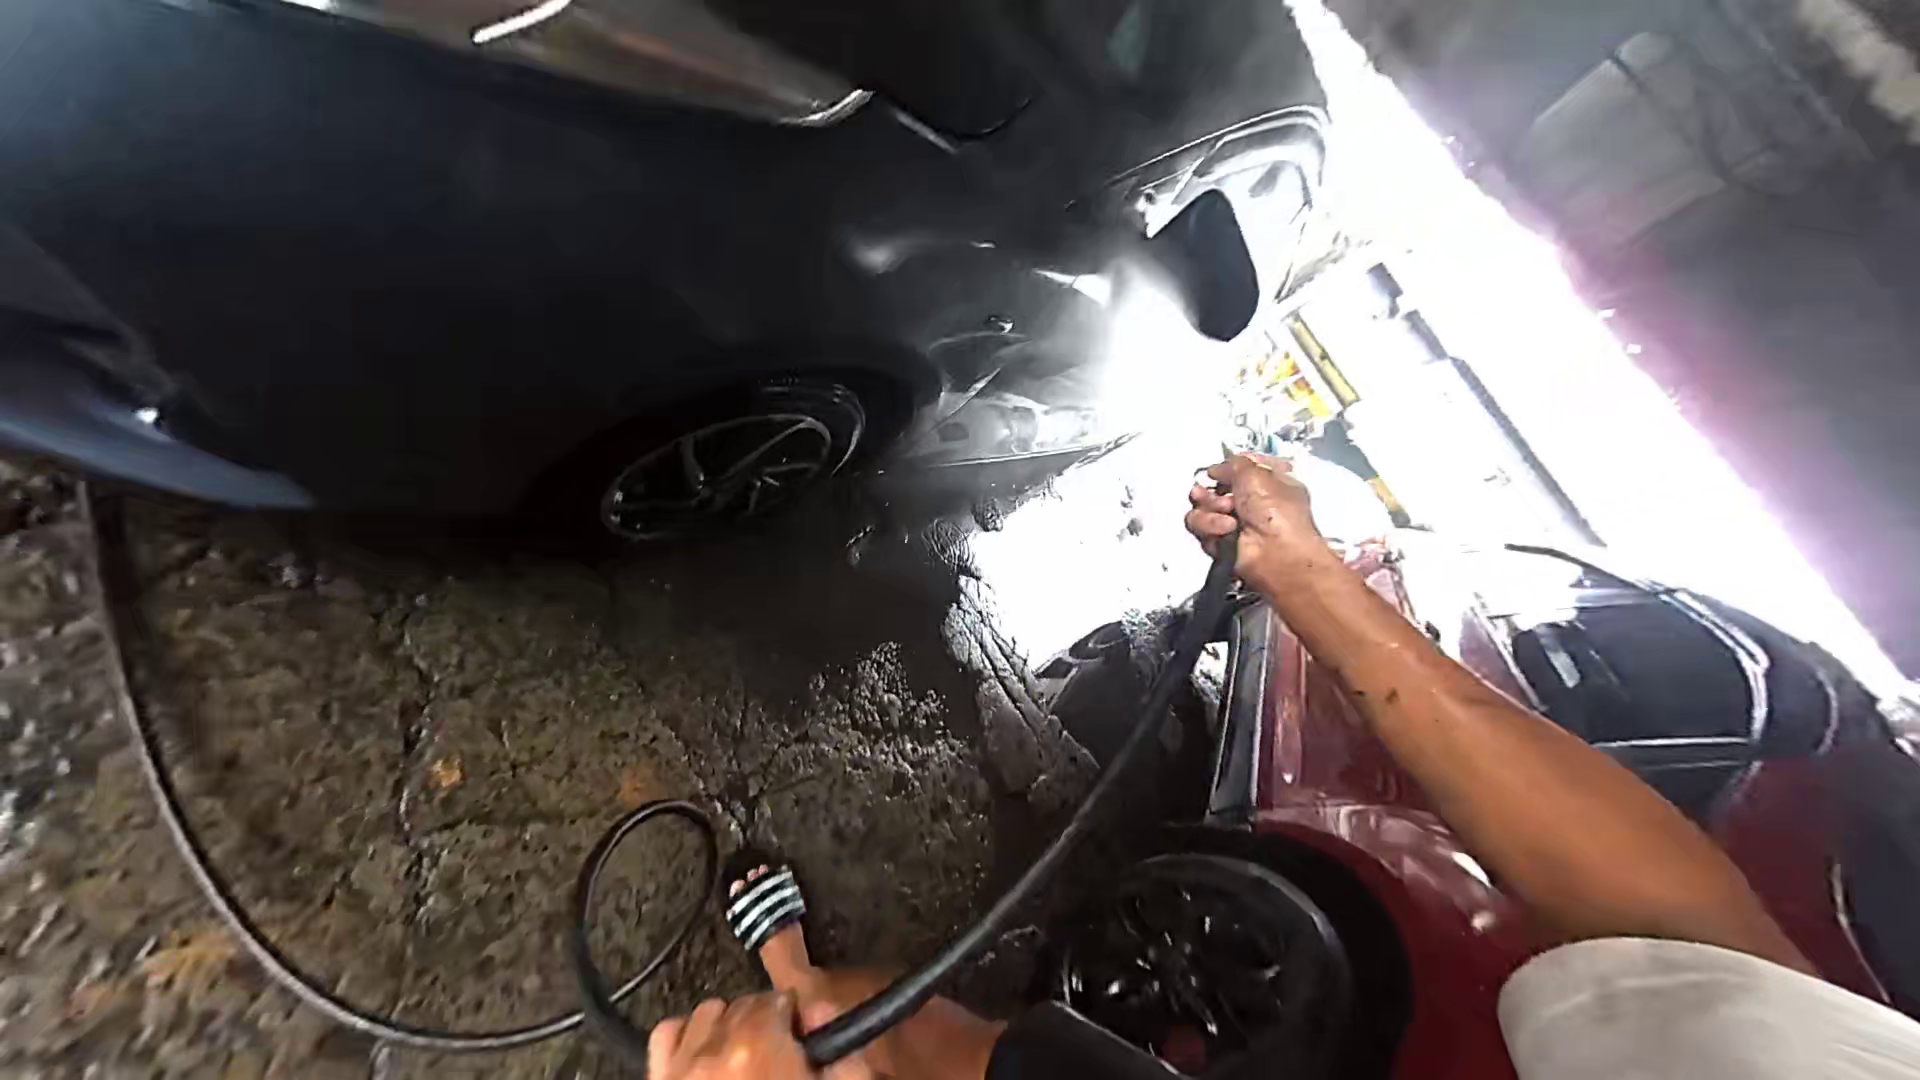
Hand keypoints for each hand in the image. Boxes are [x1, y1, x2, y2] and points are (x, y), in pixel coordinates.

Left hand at [648, 993, 871, 1079]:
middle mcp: (712, 1051)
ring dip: (724, 1029)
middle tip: (776, 1059)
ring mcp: (677, 1075)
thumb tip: (820, 1011)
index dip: (795, 1019)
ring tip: (740, 1063)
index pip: (778, 999)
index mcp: (758, 1046)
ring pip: (705, 1015)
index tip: (802, 1042)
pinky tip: (702, 1066)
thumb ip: (843, 1053)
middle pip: (743, 1005)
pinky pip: (665, 1038)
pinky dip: (685, 1042)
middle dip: (762, 1023)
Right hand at [1185, 454, 1333, 593]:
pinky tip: (1226, 529)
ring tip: (1228, 517)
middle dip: (1212, 491)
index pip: (1239, 469)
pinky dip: (1210, 525)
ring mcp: (1232, 522)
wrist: (1274, 551)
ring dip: (1211, 509)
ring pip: (1201, 506)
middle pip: (1214, 487)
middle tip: (1218, 497)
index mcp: (1268, 483)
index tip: (1219, 470)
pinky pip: (1198, 525)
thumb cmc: (1274, 509)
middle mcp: (1249, 502)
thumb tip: (1214, 470)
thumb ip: (1233, 464)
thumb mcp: (1257, 474)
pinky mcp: (1217, 540)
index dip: (1227, 468)